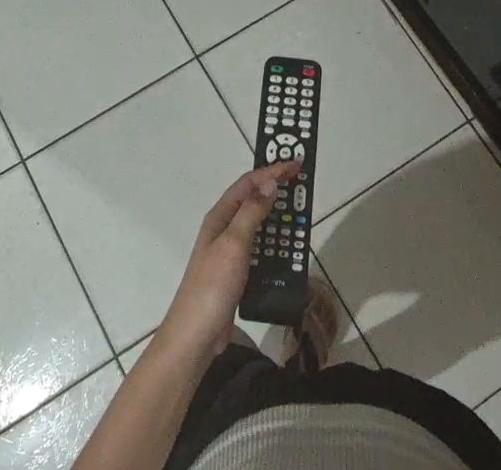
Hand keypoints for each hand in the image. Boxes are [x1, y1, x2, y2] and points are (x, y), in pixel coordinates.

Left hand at [161, 162, 300, 357]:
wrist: (196, 335)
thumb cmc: (213, 286)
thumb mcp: (233, 244)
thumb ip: (251, 213)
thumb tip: (269, 183)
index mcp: (219, 218)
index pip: (248, 184)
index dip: (271, 172)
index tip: (297, 165)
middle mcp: (224, 230)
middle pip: (253, 201)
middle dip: (276, 190)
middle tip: (303, 186)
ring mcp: (230, 252)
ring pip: (258, 226)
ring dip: (278, 218)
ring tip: (302, 215)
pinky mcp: (238, 273)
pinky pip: (260, 250)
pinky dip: (276, 245)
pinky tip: (291, 250)